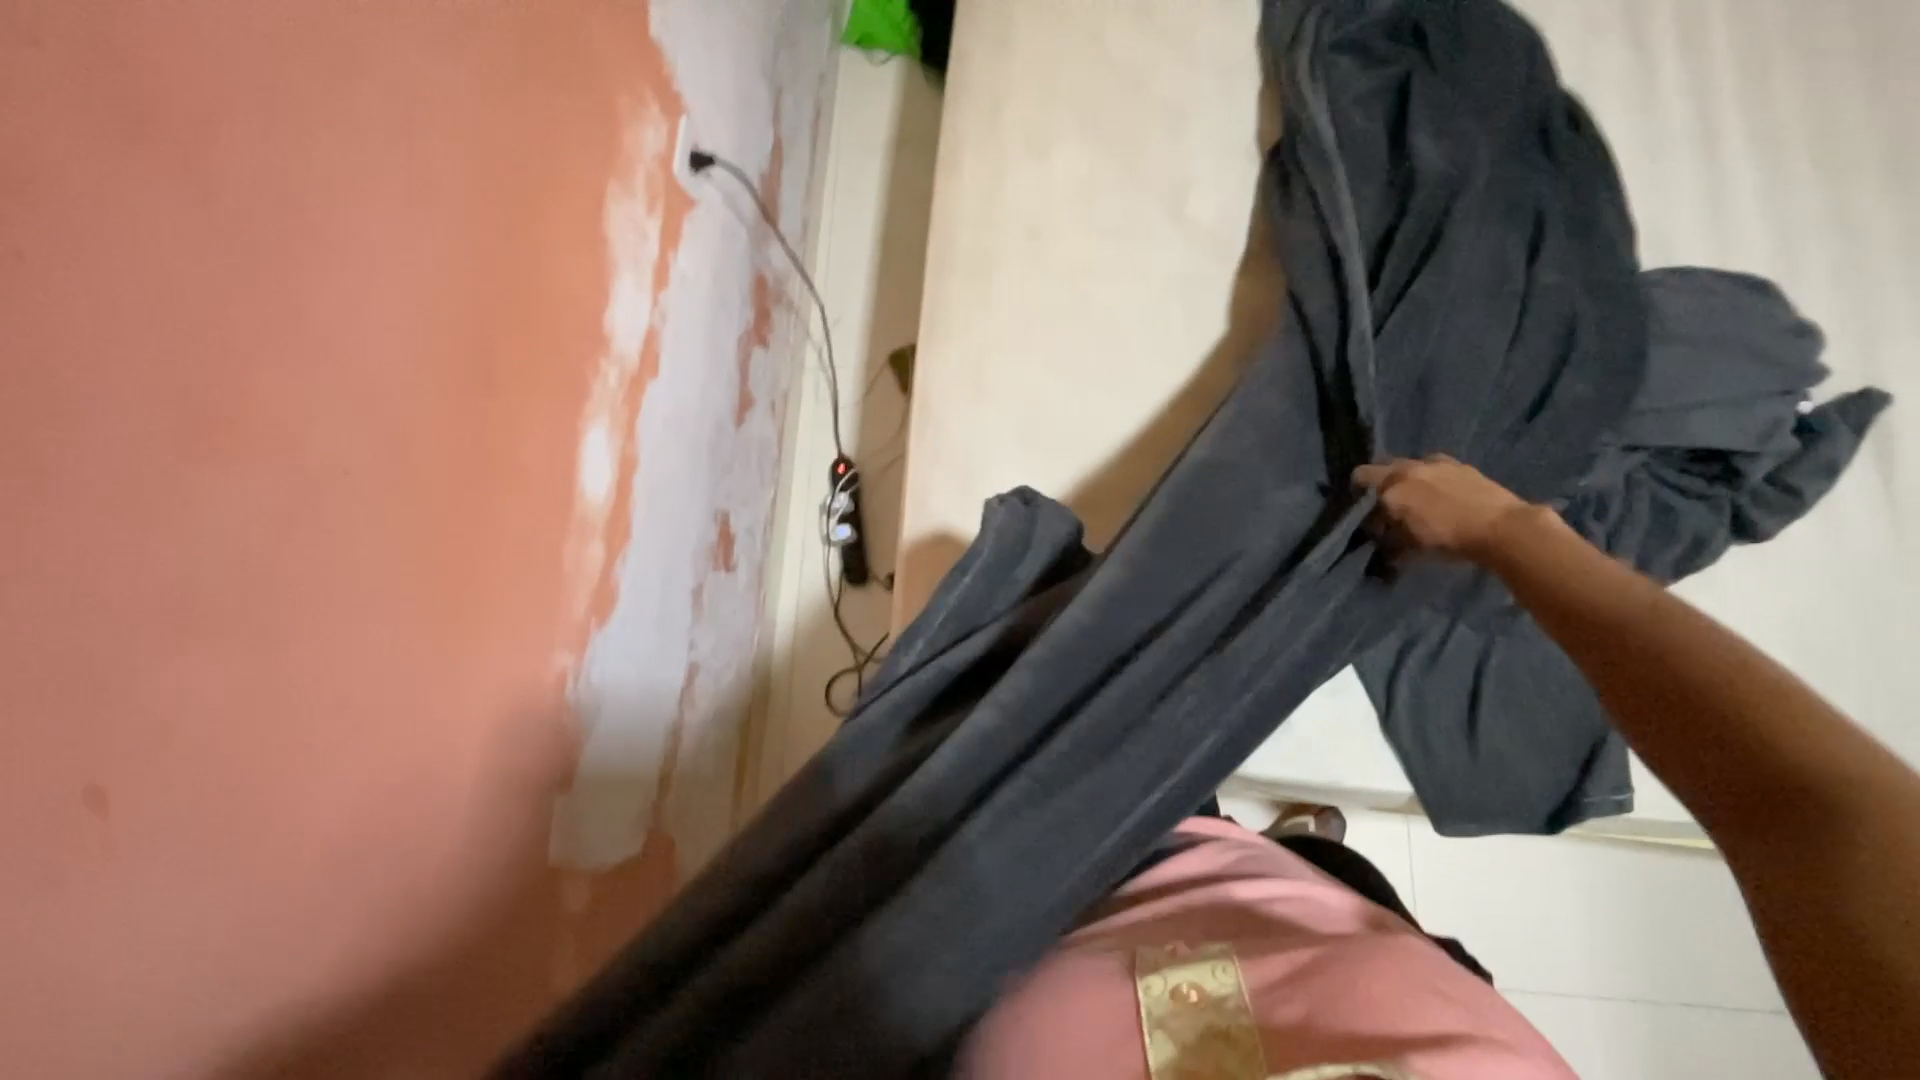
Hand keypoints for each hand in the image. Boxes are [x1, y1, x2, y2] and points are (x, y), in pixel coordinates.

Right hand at [1351, 455, 1534, 559]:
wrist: (1503, 529)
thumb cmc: (1449, 541)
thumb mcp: (1410, 546)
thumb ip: (1388, 536)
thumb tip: (1380, 535)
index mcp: (1391, 488)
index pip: (1359, 479)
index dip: (1359, 499)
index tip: (1368, 516)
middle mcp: (1409, 469)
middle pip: (1380, 468)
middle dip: (1378, 484)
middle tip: (1388, 505)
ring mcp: (1436, 464)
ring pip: (1408, 466)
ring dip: (1406, 479)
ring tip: (1418, 499)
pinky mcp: (1460, 465)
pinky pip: (1435, 467)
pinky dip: (1431, 478)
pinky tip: (1442, 494)